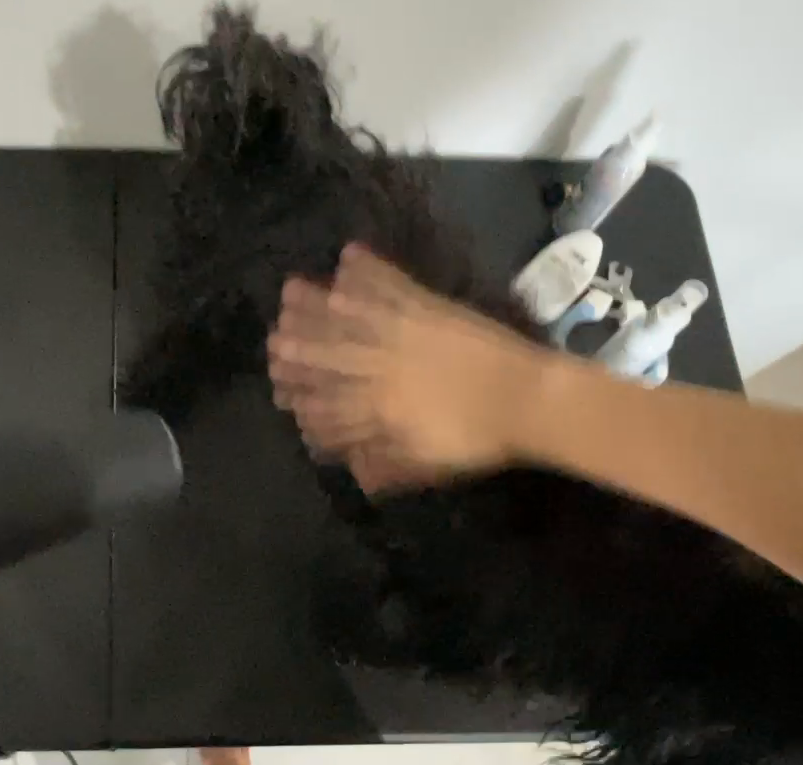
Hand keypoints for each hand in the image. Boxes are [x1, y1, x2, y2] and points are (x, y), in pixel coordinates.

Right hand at [266, 244, 550, 491]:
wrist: (531, 402)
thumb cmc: (480, 440)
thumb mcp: (427, 464)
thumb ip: (385, 465)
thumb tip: (350, 469)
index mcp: (382, 409)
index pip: (331, 403)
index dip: (302, 397)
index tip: (280, 393)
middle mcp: (385, 367)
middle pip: (331, 355)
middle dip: (298, 347)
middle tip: (270, 339)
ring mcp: (408, 333)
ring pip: (352, 318)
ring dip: (318, 304)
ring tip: (290, 290)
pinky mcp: (431, 309)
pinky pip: (393, 287)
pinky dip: (369, 272)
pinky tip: (348, 257)